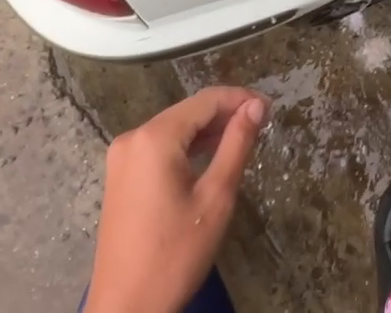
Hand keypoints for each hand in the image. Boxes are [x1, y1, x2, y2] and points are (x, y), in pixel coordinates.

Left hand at [85, 87, 267, 312]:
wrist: (126, 309)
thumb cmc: (175, 254)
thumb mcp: (216, 197)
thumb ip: (236, 144)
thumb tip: (255, 106)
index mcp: (154, 138)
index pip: (205, 101)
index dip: (240, 99)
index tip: (270, 108)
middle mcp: (133, 138)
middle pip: (188, 112)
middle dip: (225, 113)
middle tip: (262, 123)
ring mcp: (122, 158)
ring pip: (174, 129)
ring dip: (208, 130)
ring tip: (244, 137)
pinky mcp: (121, 177)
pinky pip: (160, 148)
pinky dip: (188, 147)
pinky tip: (212, 156)